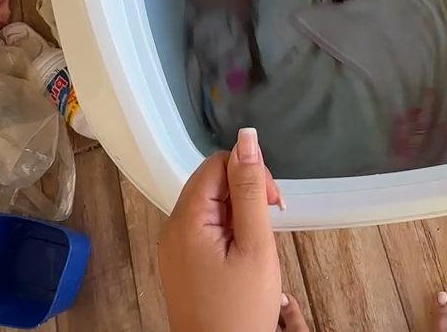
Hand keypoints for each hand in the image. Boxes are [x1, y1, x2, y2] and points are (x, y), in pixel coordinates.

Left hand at [159, 128, 287, 331]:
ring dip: (241, 211)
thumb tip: (247, 136)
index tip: (274, 204)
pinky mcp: (182, 262)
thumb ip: (251, 188)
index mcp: (186, 220)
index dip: (250, 173)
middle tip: (271, 221)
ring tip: (258, 243)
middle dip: (247, 191)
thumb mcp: (255, 245)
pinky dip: (230, 229)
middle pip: (213, 180)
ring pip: (212, 202)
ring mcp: (175, 246)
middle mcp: (172, 227)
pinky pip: (207, 225)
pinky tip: (245, 252)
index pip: (218, 163)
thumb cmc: (241, 310)